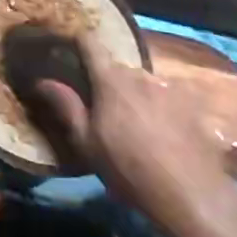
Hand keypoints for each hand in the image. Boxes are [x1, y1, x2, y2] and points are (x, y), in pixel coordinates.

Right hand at [28, 34, 230, 215]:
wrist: (191, 195)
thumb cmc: (128, 168)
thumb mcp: (86, 142)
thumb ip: (66, 106)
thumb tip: (42, 80)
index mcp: (111, 80)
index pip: (90, 45)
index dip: (78, 41)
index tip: (67, 45)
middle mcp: (141, 75)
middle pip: (117, 68)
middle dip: (106, 80)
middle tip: (100, 106)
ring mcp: (171, 88)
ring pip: (143, 83)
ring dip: (134, 95)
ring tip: (133, 123)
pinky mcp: (193, 105)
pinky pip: (167, 97)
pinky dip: (158, 107)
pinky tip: (160, 132)